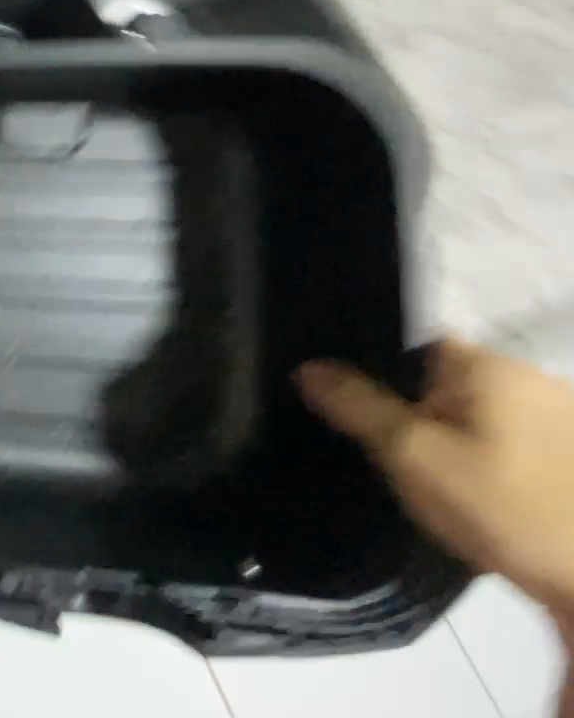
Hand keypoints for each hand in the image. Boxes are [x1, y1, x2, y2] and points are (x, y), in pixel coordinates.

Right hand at [298, 339, 573, 626]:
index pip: (409, 346)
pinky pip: (501, 441)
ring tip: (428, 480)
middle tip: (389, 453)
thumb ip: (353, 405)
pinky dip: (478, 460)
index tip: (353, 410)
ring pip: (469, 414)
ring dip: (443, 438)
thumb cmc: (505, 509)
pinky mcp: (570, 458)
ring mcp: (563, 420)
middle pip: (438, 381)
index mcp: (493, 368)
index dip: (371, 372)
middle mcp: (535, 381)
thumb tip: (307, 368)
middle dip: (407, 411)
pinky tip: (472, 494)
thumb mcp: (410, 454)